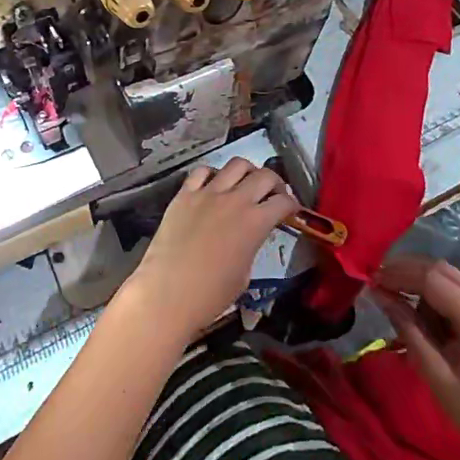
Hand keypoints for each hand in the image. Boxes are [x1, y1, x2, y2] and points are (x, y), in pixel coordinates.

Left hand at [121, 158, 299, 344]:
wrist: (168, 292)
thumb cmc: (211, 294)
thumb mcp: (245, 273)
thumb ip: (251, 246)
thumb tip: (248, 237)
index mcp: (255, 223)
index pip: (283, 202)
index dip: (292, 205)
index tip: (290, 210)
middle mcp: (235, 200)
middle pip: (264, 176)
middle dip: (275, 183)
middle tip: (272, 195)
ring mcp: (207, 194)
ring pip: (236, 164)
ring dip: (248, 172)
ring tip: (245, 184)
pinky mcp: (184, 195)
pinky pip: (201, 171)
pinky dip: (212, 174)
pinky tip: (213, 185)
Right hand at [373, 258, 459, 459]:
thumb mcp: (436, 376)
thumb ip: (409, 331)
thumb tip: (380, 295)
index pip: (436, 281)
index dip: (401, 275)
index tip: (373, 279)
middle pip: (446, 271)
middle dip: (409, 271)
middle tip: (380, 281)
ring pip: (456, 278)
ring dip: (424, 283)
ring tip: (401, 304)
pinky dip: (441, 296)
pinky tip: (425, 314)